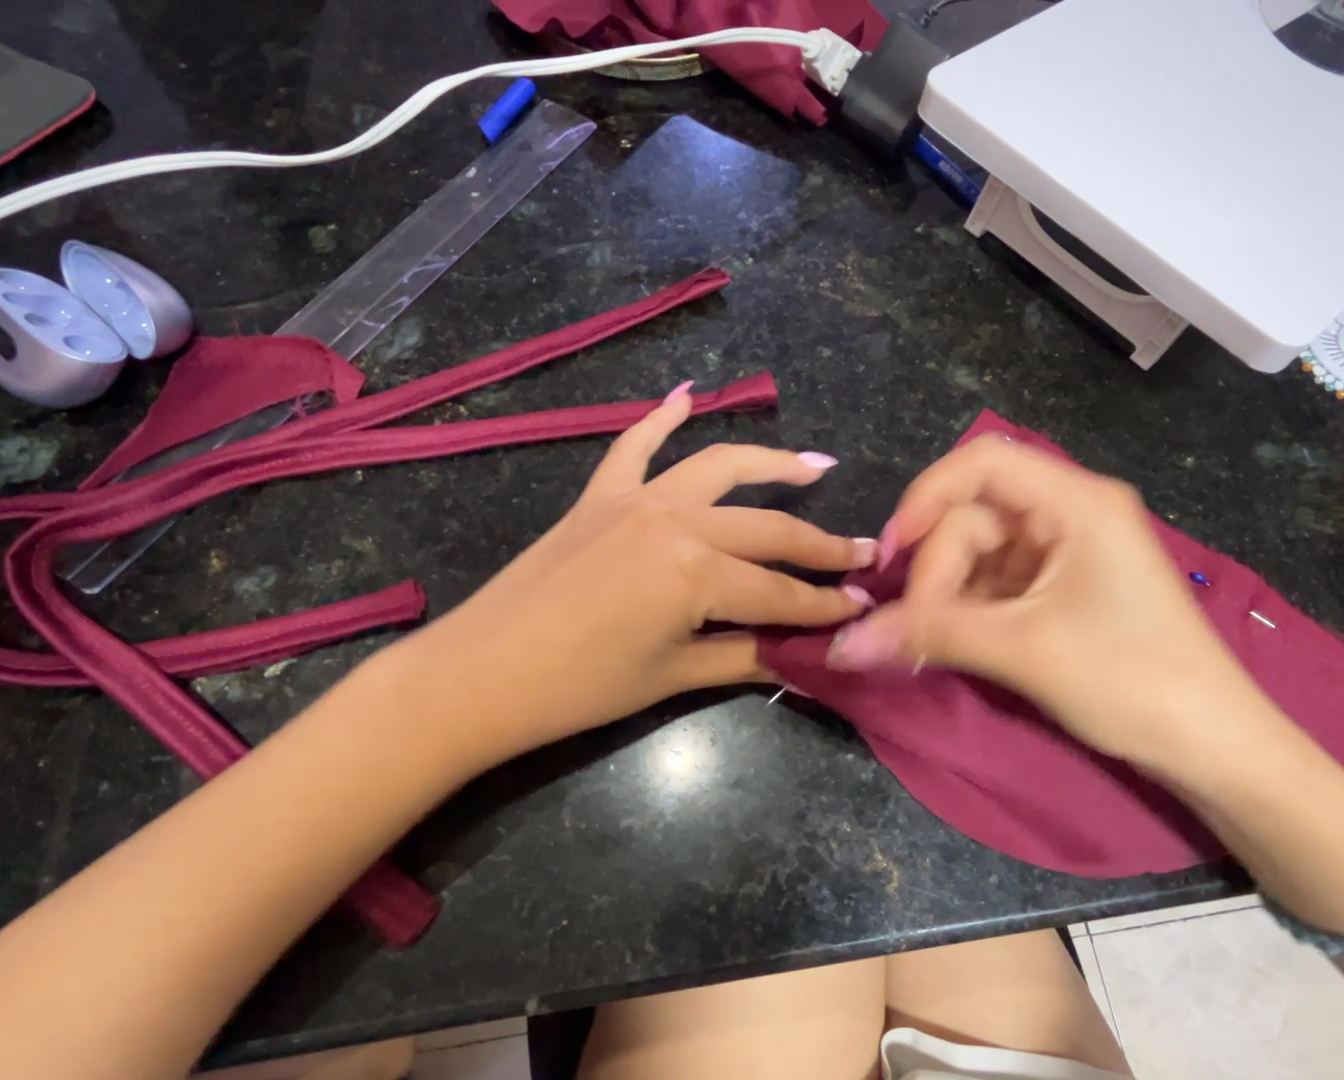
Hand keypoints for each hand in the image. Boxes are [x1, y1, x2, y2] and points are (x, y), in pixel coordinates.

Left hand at [389, 382, 874, 764]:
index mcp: (696, 572)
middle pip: (765, 529)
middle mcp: (675, 519)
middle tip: (862, 553)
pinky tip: (687, 394)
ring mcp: (635, 497)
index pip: (779, 592)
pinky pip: (635, 445)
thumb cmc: (579, 689)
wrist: (479, 674)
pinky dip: (661, 418)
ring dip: (770, 463)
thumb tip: (804, 656)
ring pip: (718, 466)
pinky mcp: (599, 494)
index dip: (824, 605)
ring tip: (816, 465)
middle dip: (820, 545)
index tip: (863, 605)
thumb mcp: (672, 678)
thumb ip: (744, 655)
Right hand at [823, 435, 1278, 769]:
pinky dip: (968, 611)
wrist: (1215, 748)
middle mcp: (1071, 513)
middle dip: (937, 572)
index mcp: (1076, 502)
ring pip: (979, 554)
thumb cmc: (1130, 680)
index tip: (891, 556)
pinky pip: (997, 584)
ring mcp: (1069, 553)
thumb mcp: (1021, 650)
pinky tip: (954, 646)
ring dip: (948, 596)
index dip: (925, 498)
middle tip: (916, 633)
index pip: (981, 463)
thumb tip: (840, 646)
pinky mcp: (1065, 590)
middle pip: (973, 516)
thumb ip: (926, 635)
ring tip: (932, 647)